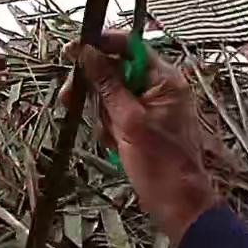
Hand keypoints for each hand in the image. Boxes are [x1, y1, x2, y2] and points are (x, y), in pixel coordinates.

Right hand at [67, 31, 219, 241]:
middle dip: (95, 87)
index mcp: (164, 79)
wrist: (177, 203)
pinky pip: (117, 113)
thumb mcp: (128, 120)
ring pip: (113, 94)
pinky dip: (110, 126)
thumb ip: (107, 83)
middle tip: (70, 95)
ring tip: (107, 134)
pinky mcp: (143, 123)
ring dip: (102, 112)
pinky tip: (113, 143)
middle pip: (117, 70)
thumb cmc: (159, 162)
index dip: (101, 45)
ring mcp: (151, 106)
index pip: (130, 47)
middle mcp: (159, 87)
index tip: (73, 49)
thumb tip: (87, 52)